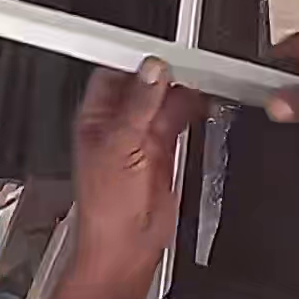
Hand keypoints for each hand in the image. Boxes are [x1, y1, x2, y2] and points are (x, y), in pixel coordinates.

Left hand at [71, 59, 204, 284]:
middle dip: (164, 72)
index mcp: (96, 117)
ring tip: (199, 78)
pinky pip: (180, 117)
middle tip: (185, 63)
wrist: (127, 247)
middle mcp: (120, 121)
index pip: (114, 73)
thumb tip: (152, 70)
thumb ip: (139, 105)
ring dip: (181, 88)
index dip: (135, 60)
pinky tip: (203, 100)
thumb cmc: (104, 208)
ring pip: (165, 98)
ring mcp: (143, 134)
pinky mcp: (164, 147)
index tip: (157, 51)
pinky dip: (193, 107)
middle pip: (145, 82)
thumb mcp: (119, 146)